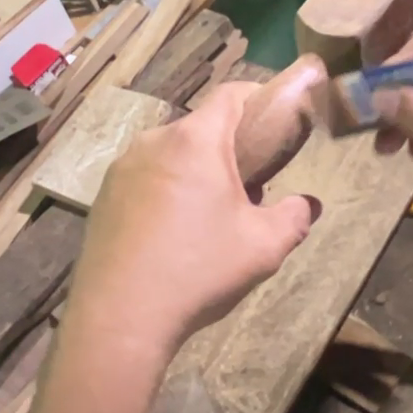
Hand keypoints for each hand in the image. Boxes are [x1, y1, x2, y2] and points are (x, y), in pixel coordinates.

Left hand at [66, 82, 321, 358]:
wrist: (119, 318)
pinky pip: (145, 178)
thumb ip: (294, 218)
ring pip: (171, 154)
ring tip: (211, 215)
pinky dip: (166, 191)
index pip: (230, 94)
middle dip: (228, 148)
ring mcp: (122, 167)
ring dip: (195, 171)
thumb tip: (309, 204)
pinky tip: (172, 234)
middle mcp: (154, 140)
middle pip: (200, 128)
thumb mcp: (263, 247)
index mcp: (195, 140)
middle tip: (251, 186)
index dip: (256, 98)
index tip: (274, 118)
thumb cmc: (197, 270)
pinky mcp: (103, 196)